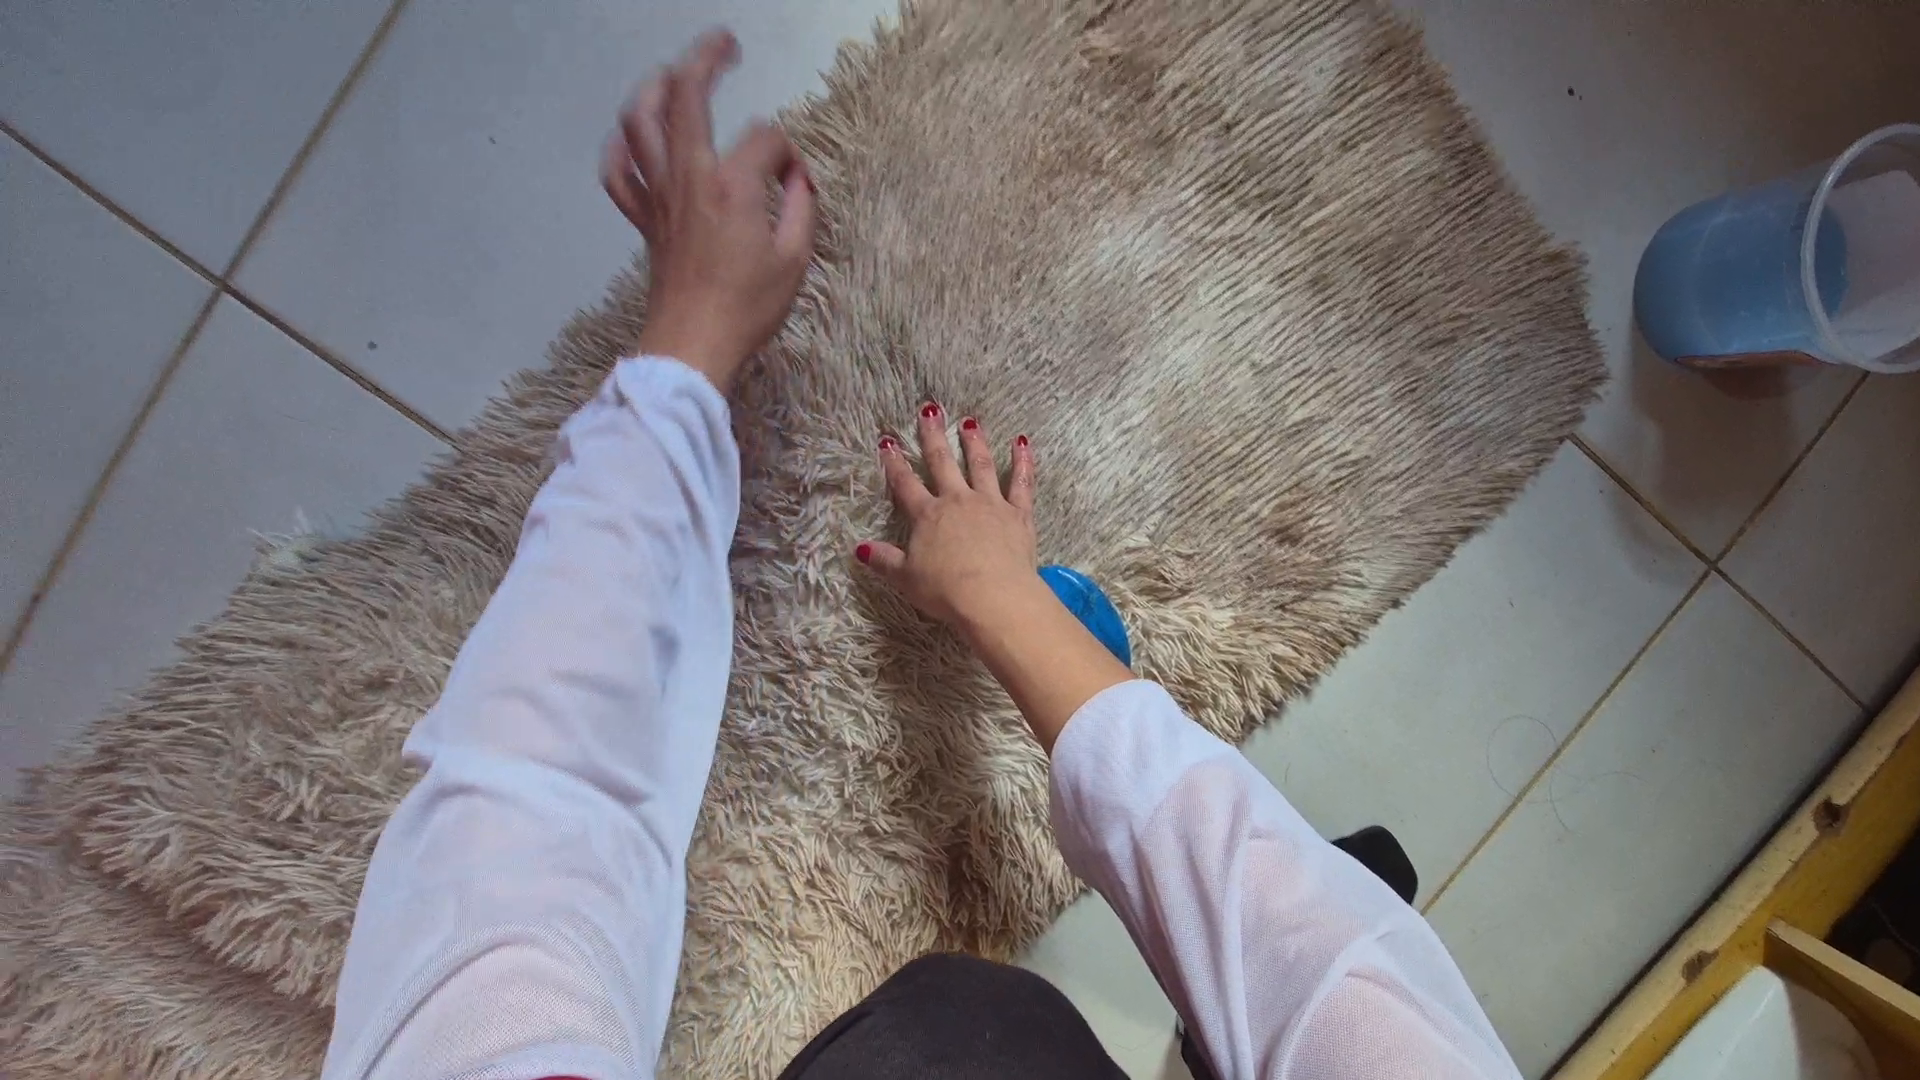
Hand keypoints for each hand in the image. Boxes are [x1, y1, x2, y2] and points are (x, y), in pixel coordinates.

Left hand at [601, 29, 816, 392]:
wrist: (694, 344)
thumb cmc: (748, 308)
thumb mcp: (795, 261)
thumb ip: (801, 210)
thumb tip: (799, 182)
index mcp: (733, 185)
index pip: (765, 140)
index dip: (788, 154)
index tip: (798, 184)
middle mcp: (690, 175)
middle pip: (687, 96)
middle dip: (707, 59)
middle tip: (726, 44)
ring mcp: (660, 195)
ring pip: (641, 120)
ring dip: (655, 86)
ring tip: (673, 75)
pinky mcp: (644, 219)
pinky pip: (618, 173)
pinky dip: (620, 149)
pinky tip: (631, 138)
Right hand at [857, 403, 1131, 752]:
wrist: (992, 596)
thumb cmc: (946, 591)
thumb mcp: (906, 578)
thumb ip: (884, 560)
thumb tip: (860, 549)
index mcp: (928, 516)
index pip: (905, 484)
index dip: (894, 463)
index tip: (887, 441)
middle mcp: (957, 501)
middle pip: (942, 463)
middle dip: (933, 437)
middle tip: (930, 411)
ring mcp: (990, 504)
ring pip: (981, 465)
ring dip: (975, 442)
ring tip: (971, 422)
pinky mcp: (1018, 514)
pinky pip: (1021, 484)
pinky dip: (1022, 463)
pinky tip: (1022, 444)